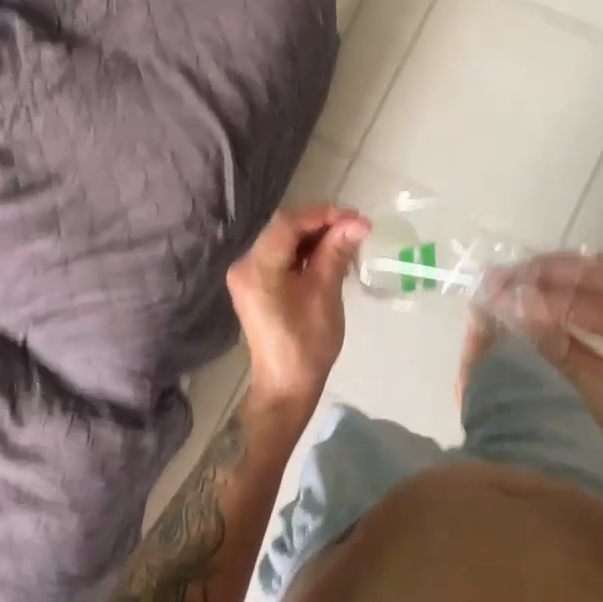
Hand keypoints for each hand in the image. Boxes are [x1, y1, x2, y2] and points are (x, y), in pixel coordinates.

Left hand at [226, 204, 370, 411]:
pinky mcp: (256, 286)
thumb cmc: (307, 344)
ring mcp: (248, 276)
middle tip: (356, 227)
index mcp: (258, 267)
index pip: (288, 223)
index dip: (322, 214)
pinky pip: (281, 258)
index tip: (354, 218)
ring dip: (315, 238)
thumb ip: (336, 252)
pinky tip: (330, 257)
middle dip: (321, 224)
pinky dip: (305, 253)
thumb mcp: (325, 294)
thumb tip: (357, 222)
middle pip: (284, 229)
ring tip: (348, 241)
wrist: (286, 386)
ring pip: (284, 242)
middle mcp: (245, 265)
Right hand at [486, 254, 602, 474]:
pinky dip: (571, 277)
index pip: (579, 299)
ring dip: (554, 268)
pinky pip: (602, 282)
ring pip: (594, 270)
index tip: (497, 294)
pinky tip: (547, 284)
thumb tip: (521, 316)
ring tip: (516, 276)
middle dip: (540, 271)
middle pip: (587, 271)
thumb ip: (562, 348)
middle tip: (499, 277)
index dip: (535, 295)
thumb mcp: (599, 391)